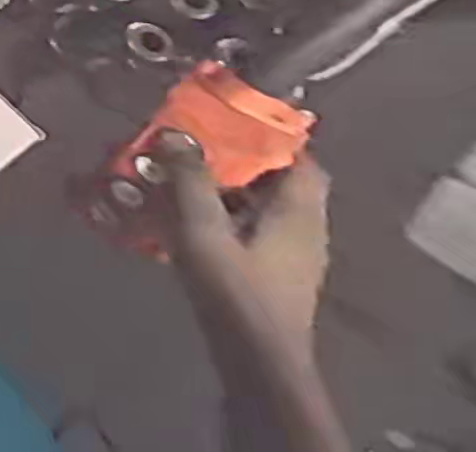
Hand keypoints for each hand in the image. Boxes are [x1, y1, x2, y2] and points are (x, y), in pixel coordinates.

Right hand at [148, 131, 332, 347]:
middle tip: (188, 140)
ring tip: (173, 170)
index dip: (273, 136)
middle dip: (232, 156)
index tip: (230, 116)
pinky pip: (244, 223)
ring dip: (219, 183)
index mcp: (298, 215)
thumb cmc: (236, 289)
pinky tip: (179, 209)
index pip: (302, 163)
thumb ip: (191, 179)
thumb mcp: (205, 228)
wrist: (255, 359)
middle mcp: (301, 229)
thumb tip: (177, 132)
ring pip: (256, 202)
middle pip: (274, 180)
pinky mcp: (267, 268)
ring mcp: (286, 252)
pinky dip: (217, 208)